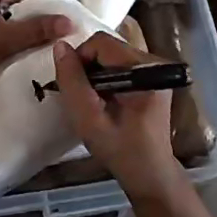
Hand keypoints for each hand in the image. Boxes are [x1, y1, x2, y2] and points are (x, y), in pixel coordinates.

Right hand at [52, 33, 185, 201]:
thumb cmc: (121, 150)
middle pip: (108, 47)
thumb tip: (60, 46)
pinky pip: (120, 63)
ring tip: (94, 102)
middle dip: (89, 68)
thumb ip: (73, 82)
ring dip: (97, 74)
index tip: (74, 87)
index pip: (101, 43)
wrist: (150, 173)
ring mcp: (156, 68)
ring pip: (112, 54)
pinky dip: (107, 78)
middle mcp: (155, 62)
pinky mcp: (153, 76)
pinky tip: (106, 101)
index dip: (80, 59)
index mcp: (145, 70)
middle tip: (83, 98)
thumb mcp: (89, 120)